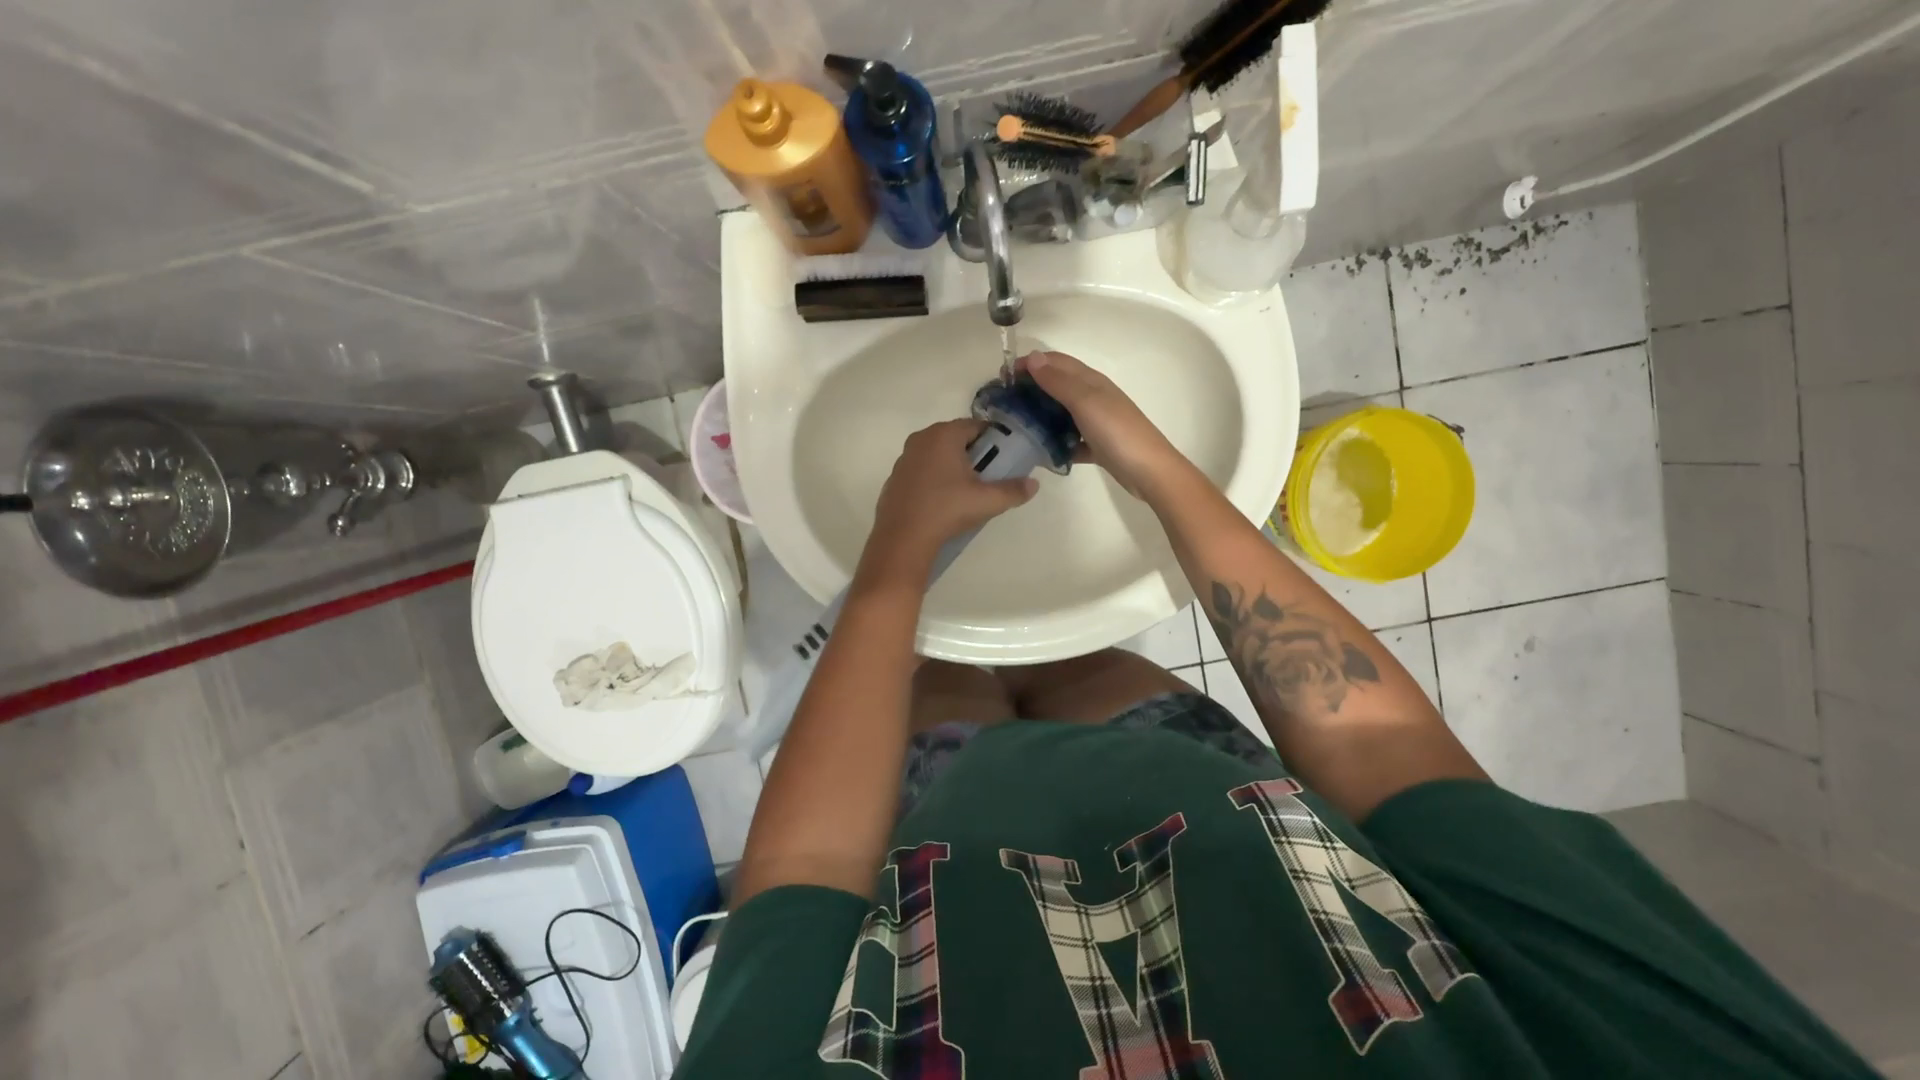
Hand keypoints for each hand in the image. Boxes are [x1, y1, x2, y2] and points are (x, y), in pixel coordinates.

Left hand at [863, 419, 1037, 577]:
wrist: (903, 538)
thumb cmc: (947, 510)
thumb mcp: (987, 501)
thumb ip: (1013, 490)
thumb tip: (1034, 484)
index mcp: (944, 435)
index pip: (976, 426)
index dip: (994, 441)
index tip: (1004, 459)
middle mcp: (921, 439)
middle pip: (956, 438)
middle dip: (974, 453)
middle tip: (988, 476)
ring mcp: (905, 458)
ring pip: (937, 454)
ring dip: (953, 466)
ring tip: (966, 491)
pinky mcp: (895, 477)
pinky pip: (922, 470)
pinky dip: (934, 478)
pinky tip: (941, 501)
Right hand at [1019, 351, 1185, 498]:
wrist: (1148, 471)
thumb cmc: (1117, 432)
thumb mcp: (1085, 402)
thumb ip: (1058, 381)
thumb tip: (1032, 357)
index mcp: (1091, 381)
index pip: (1055, 362)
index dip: (1029, 364)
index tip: (1002, 378)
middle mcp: (1092, 397)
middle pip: (1056, 386)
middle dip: (1030, 390)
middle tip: (1003, 404)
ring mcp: (1095, 422)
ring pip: (1061, 413)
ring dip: (1040, 415)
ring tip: (1014, 426)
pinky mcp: (1096, 445)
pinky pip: (1069, 439)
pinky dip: (1054, 442)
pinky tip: (1038, 452)